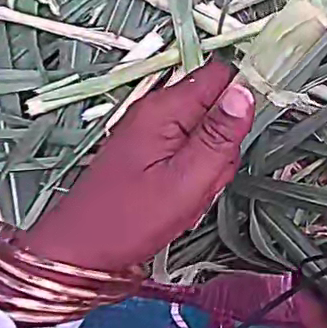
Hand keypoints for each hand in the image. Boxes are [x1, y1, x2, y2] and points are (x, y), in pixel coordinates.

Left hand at [20, 60, 255, 273]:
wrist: (81, 252)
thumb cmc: (129, 219)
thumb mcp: (186, 180)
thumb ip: (219, 136)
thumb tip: (245, 91)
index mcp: (165, 109)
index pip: (220, 75)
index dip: (242, 96)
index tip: (241, 134)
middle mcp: (157, 110)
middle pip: (216, 106)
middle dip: (224, 141)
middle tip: (207, 176)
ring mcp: (152, 129)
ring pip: (206, 132)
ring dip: (211, 162)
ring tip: (192, 191)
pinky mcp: (151, 149)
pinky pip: (190, 149)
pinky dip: (196, 172)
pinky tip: (182, 195)